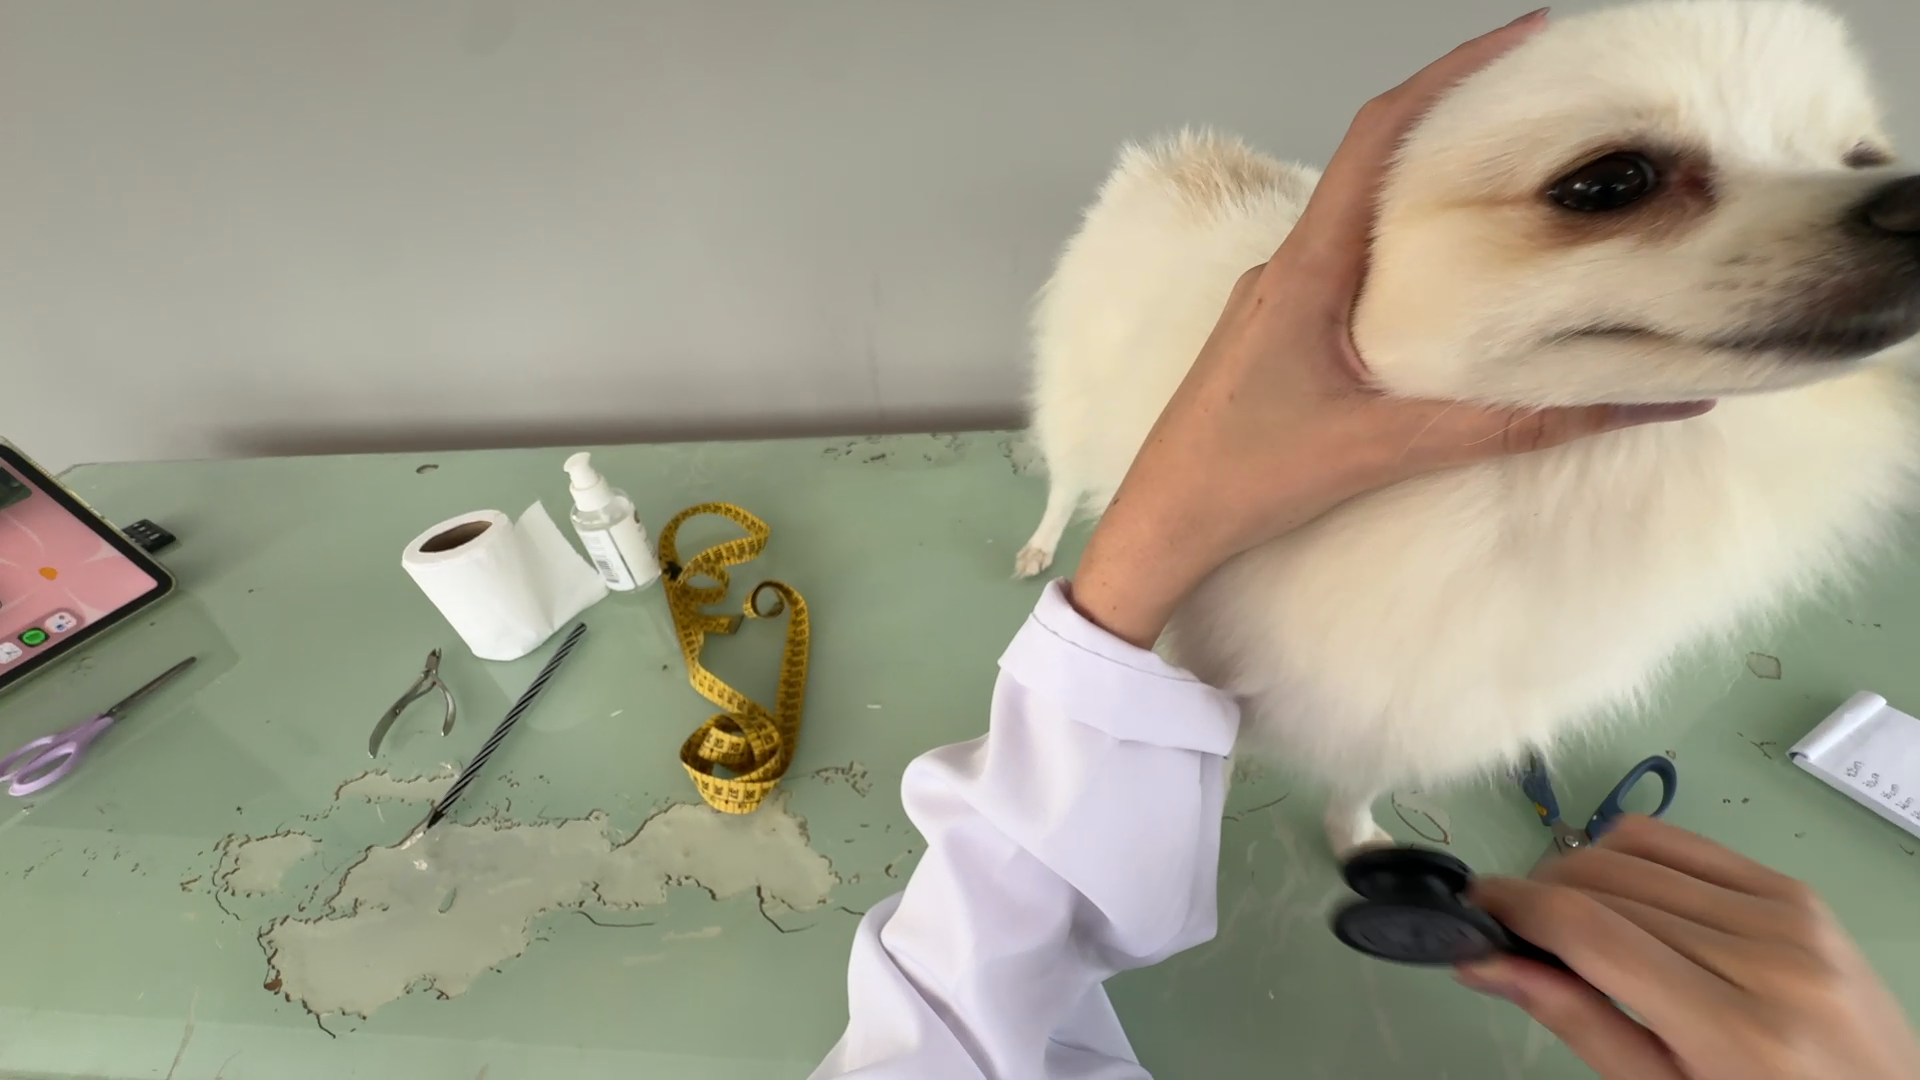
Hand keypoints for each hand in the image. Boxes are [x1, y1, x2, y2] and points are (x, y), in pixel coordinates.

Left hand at [1067, 8, 1710, 646]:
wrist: (1163, 521)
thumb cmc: (1245, 480)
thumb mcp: (1385, 448)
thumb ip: (1513, 422)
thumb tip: (1647, 397)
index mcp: (1302, 272)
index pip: (1376, 139)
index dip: (1454, 73)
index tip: (1535, 40)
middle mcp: (1279, 273)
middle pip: (1372, 174)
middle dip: (1460, 139)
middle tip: (1557, 130)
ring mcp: (1266, 304)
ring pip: (1354, 229)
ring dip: (1424, 208)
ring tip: (1515, 204)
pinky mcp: (1263, 338)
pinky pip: (1334, 275)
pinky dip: (1391, 263)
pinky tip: (1435, 292)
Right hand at [1464, 816, 1919, 1079]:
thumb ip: (1573, 1020)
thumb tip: (1475, 958)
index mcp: (1740, 1033)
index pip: (1584, 928)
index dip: (1510, 904)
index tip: (1472, 908)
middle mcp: (1770, 961)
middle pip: (1593, 885)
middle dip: (1534, 898)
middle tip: (1522, 931)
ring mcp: (1789, 917)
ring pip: (1617, 854)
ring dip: (1570, 877)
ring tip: (1574, 917)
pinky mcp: (1792, 891)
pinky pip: (1662, 837)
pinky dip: (1616, 852)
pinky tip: (1621, 893)